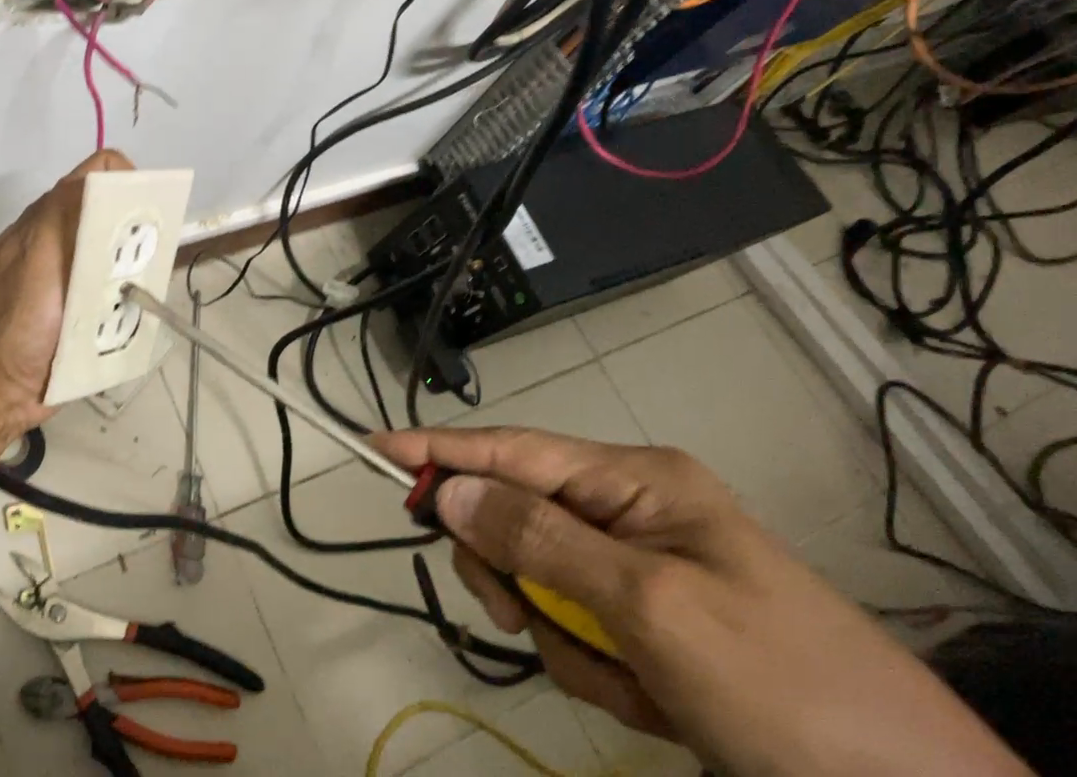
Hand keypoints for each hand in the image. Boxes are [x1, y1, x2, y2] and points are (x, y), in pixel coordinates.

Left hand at [0, 150, 135, 449]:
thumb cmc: (12, 326)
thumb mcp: (36, 263)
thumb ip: (63, 217)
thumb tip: (107, 175)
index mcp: (46, 221)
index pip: (96, 175)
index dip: (126, 183)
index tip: (143, 217)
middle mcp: (59, 242)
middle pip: (112, 215)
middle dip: (135, 233)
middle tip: (142, 265)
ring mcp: (70, 278)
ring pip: (118, 256)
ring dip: (135, 270)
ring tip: (136, 294)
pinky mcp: (80, 311)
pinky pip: (116, 291)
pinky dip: (128, 299)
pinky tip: (127, 317)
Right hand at [375, 427, 1030, 776]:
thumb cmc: (774, 678)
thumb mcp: (648, 605)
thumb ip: (538, 540)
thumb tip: (450, 489)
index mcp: (637, 482)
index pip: (511, 452)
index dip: (440, 449)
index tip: (374, 450)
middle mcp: (630, 514)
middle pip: (512, 521)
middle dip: (511, 577)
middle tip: (519, 618)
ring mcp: (636, 574)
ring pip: (535, 586)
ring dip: (562, 640)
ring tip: (627, 681)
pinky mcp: (642, 627)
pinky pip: (571, 633)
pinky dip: (593, 671)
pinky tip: (648, 699)